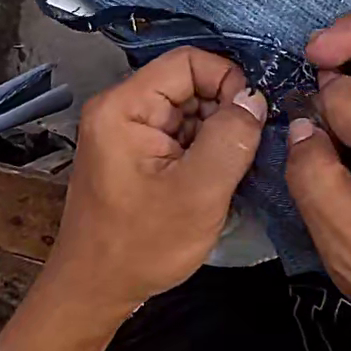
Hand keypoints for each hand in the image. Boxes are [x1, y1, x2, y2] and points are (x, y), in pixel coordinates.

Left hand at [44, 47, 266, 312]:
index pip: (188, 61)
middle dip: (225, 113)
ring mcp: (129, 132)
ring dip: (218, 136)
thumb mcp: (198, 193)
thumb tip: (255, 98)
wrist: (96, 289)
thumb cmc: (141, 245)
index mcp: (124, 106)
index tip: (252, 121)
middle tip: (244, 155)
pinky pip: (182, 135)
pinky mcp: (138, 153)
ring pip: (191, 111)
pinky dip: (205, 152)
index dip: (228, 81)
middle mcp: (122, 109)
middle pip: (190, 84)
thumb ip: (232, 138)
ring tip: (228, 174)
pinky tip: (213, 182)